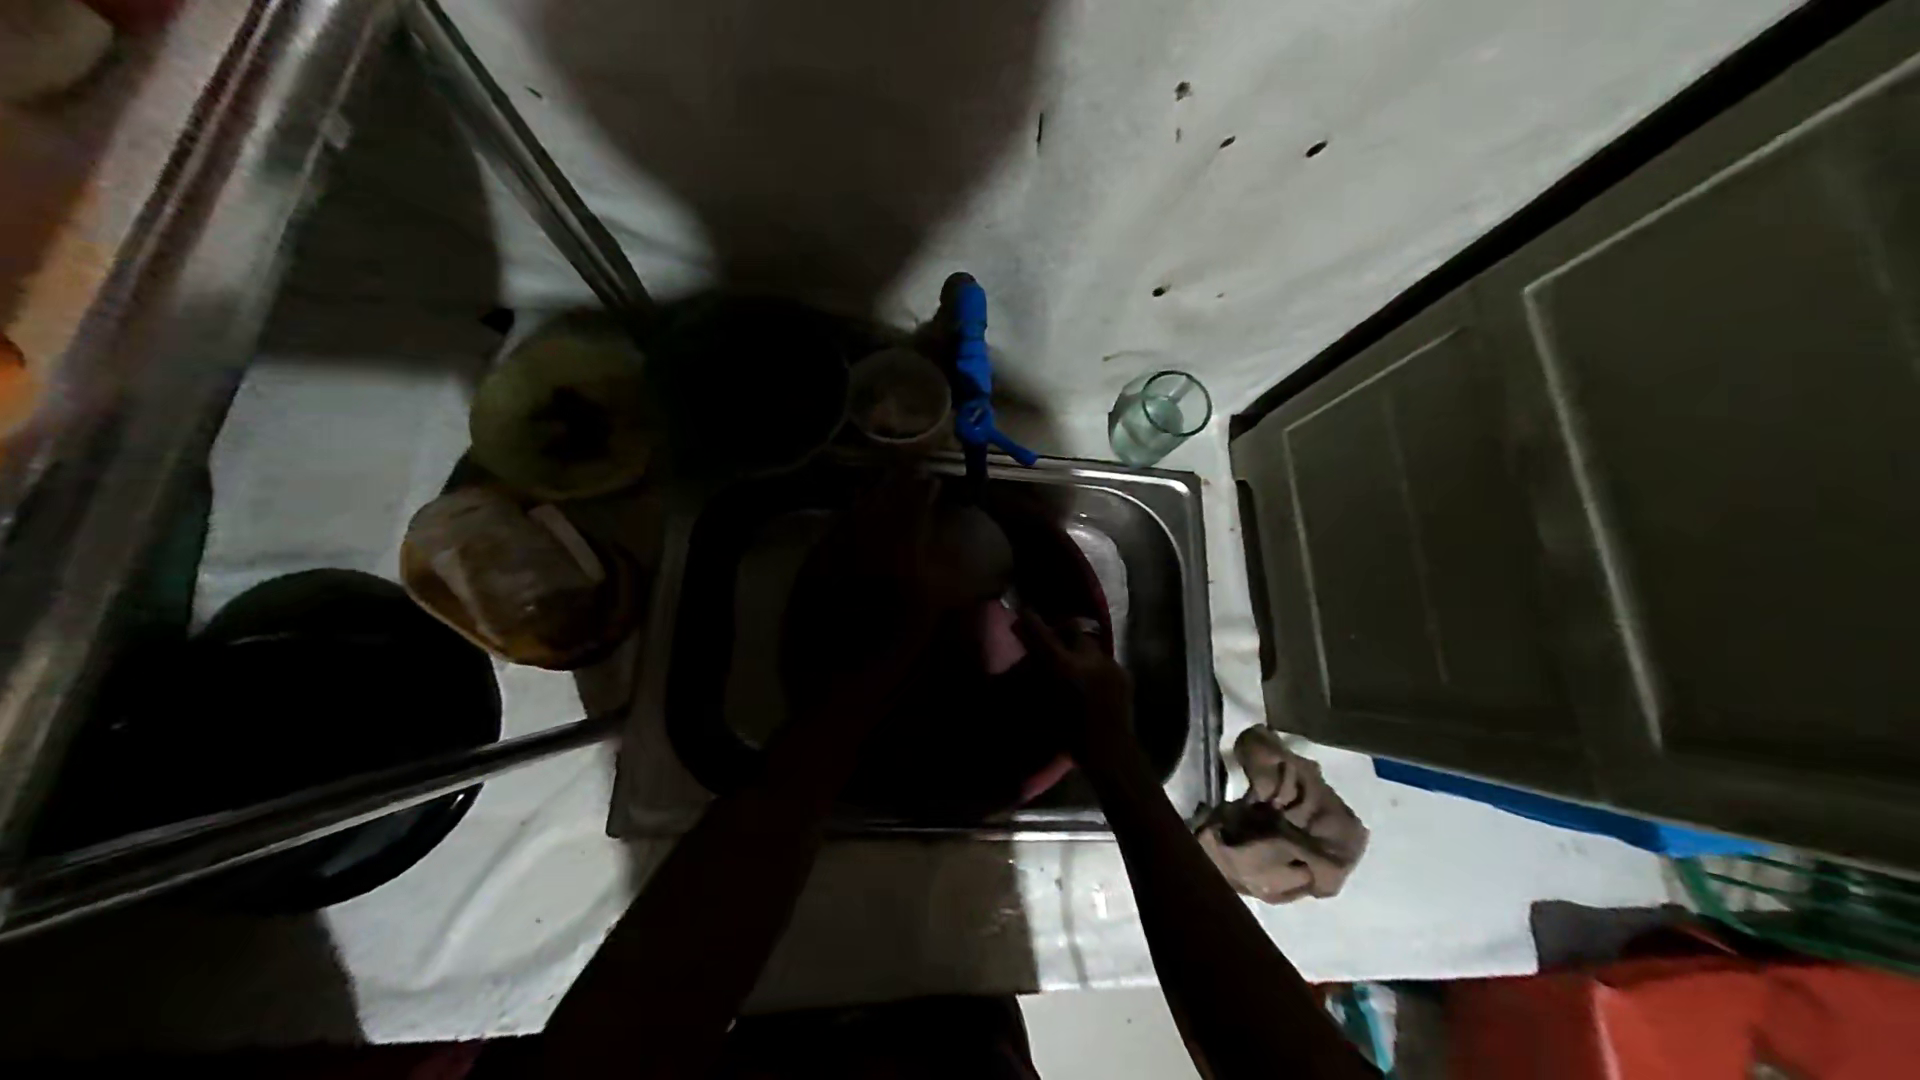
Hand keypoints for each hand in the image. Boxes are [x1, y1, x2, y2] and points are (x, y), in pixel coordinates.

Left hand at [784, 469, 952, 717]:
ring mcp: (830, 569)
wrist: (838, 704)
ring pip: (851, 521)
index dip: (923, 493)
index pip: (912, 515)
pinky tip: (847, 520)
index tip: (935, 481)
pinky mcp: (808, 584)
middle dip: (896, 488)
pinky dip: (840, 525)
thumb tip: (971, 561)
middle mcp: (861, 559)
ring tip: (882, 487)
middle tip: (910, 474)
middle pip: (879, 510)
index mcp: (898, 568)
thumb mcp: (937, 629)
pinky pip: (826, 542)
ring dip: (868, 501)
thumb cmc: (897, 674)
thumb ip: (954, 588)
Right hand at [1015, 609, 1132, 760]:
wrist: (1110, 752)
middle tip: (1051, 638)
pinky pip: (1105, 661)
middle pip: (1072, 628)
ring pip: (1090, 644)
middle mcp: (1089, 658)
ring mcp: (1110, 664)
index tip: (1022, 612)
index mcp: (1064, 666)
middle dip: (1060, 629)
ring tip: (1073, 662)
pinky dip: (1094, 666)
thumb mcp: (1039, 708)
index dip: (1029, 621)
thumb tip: (1018, 667)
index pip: (1042, 634)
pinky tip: (1091, 681)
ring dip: (1079, 649)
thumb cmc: (1067, 735)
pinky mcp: (1125, 674)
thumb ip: (1031, 680)